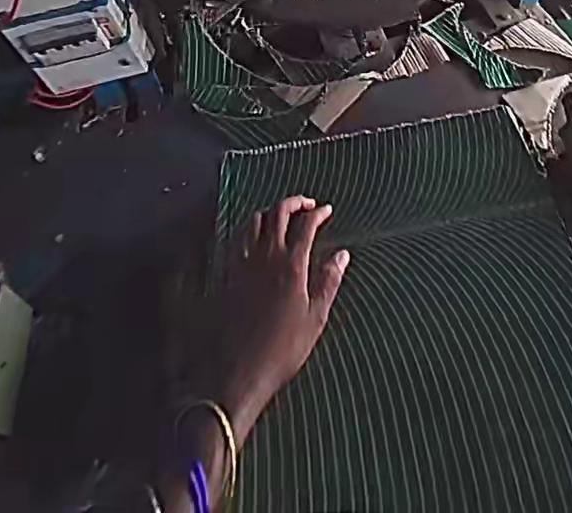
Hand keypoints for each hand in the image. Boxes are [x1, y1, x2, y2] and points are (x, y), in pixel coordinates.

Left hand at [218, 196, 349, 434]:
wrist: (240, 369)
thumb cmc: (282, 349)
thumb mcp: (315, 318)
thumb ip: (329, 281)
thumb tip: (342, 255)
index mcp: (291, 265)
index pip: (306, 225)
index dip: (318, 213)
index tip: (326, 210)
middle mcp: (266, 256)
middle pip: (278, 212)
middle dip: (294, 202)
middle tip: (306, 204)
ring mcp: (244, 262)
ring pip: (254, 220)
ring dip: (270, 213)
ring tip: (281, 218)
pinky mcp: (228, 272)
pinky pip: (237, 238)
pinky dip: (249, 229)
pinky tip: (254, 238)